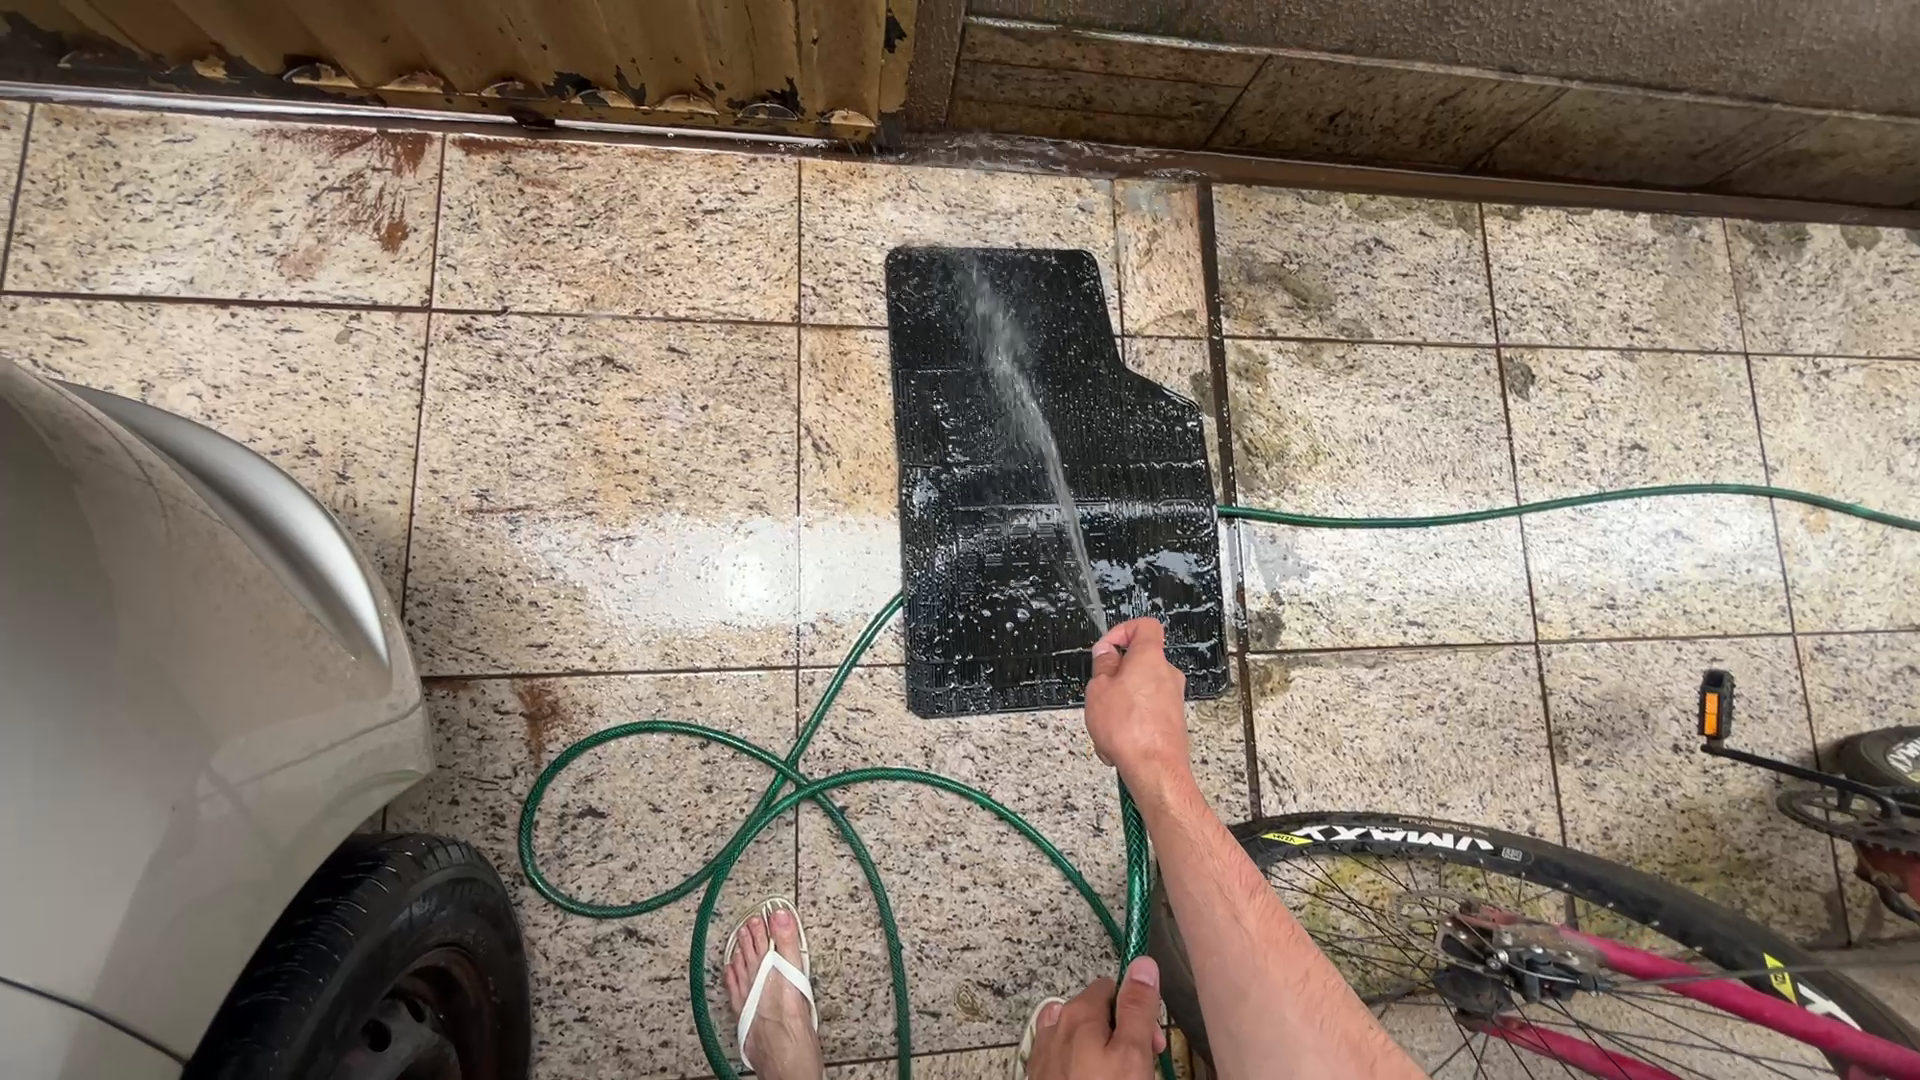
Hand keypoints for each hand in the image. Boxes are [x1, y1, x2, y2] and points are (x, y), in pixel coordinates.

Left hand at [1026, 958, 1166, 1079]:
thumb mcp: (1132, 1055)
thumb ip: (1138, 1008)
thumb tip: (1143, 962)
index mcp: (1079, 1012)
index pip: (1112, 988)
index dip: (1137, 1010)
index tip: (1152, 1042)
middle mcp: (1056, 1024)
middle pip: (1097, 1013)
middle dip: (1122, 1034)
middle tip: (1142, 1070)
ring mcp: (1045, 1053)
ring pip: (1082, 1039)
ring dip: (1102, 1054)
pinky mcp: (1040, 1078)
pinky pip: (1067, 1061)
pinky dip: (1083, 1068)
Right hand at [1084, 618, 1190, 799]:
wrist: (1154, 769)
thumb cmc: (1129, 729)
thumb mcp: (1099, 689)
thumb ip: (1102, 665)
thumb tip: (1105, 652)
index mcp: (1150, 657)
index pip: (1144, 625)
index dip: (1122, 631)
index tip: (1106, 648)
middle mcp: (1167, 674)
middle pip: (1139, 661)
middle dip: (1115, 675)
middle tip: (1099, 690)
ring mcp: (1172, 698)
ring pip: (1138, 690)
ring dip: (1118, 703)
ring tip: (1105, 724)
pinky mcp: (1171, 720)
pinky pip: (1144, 712)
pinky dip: (1128, 722)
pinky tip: (1115, 742)